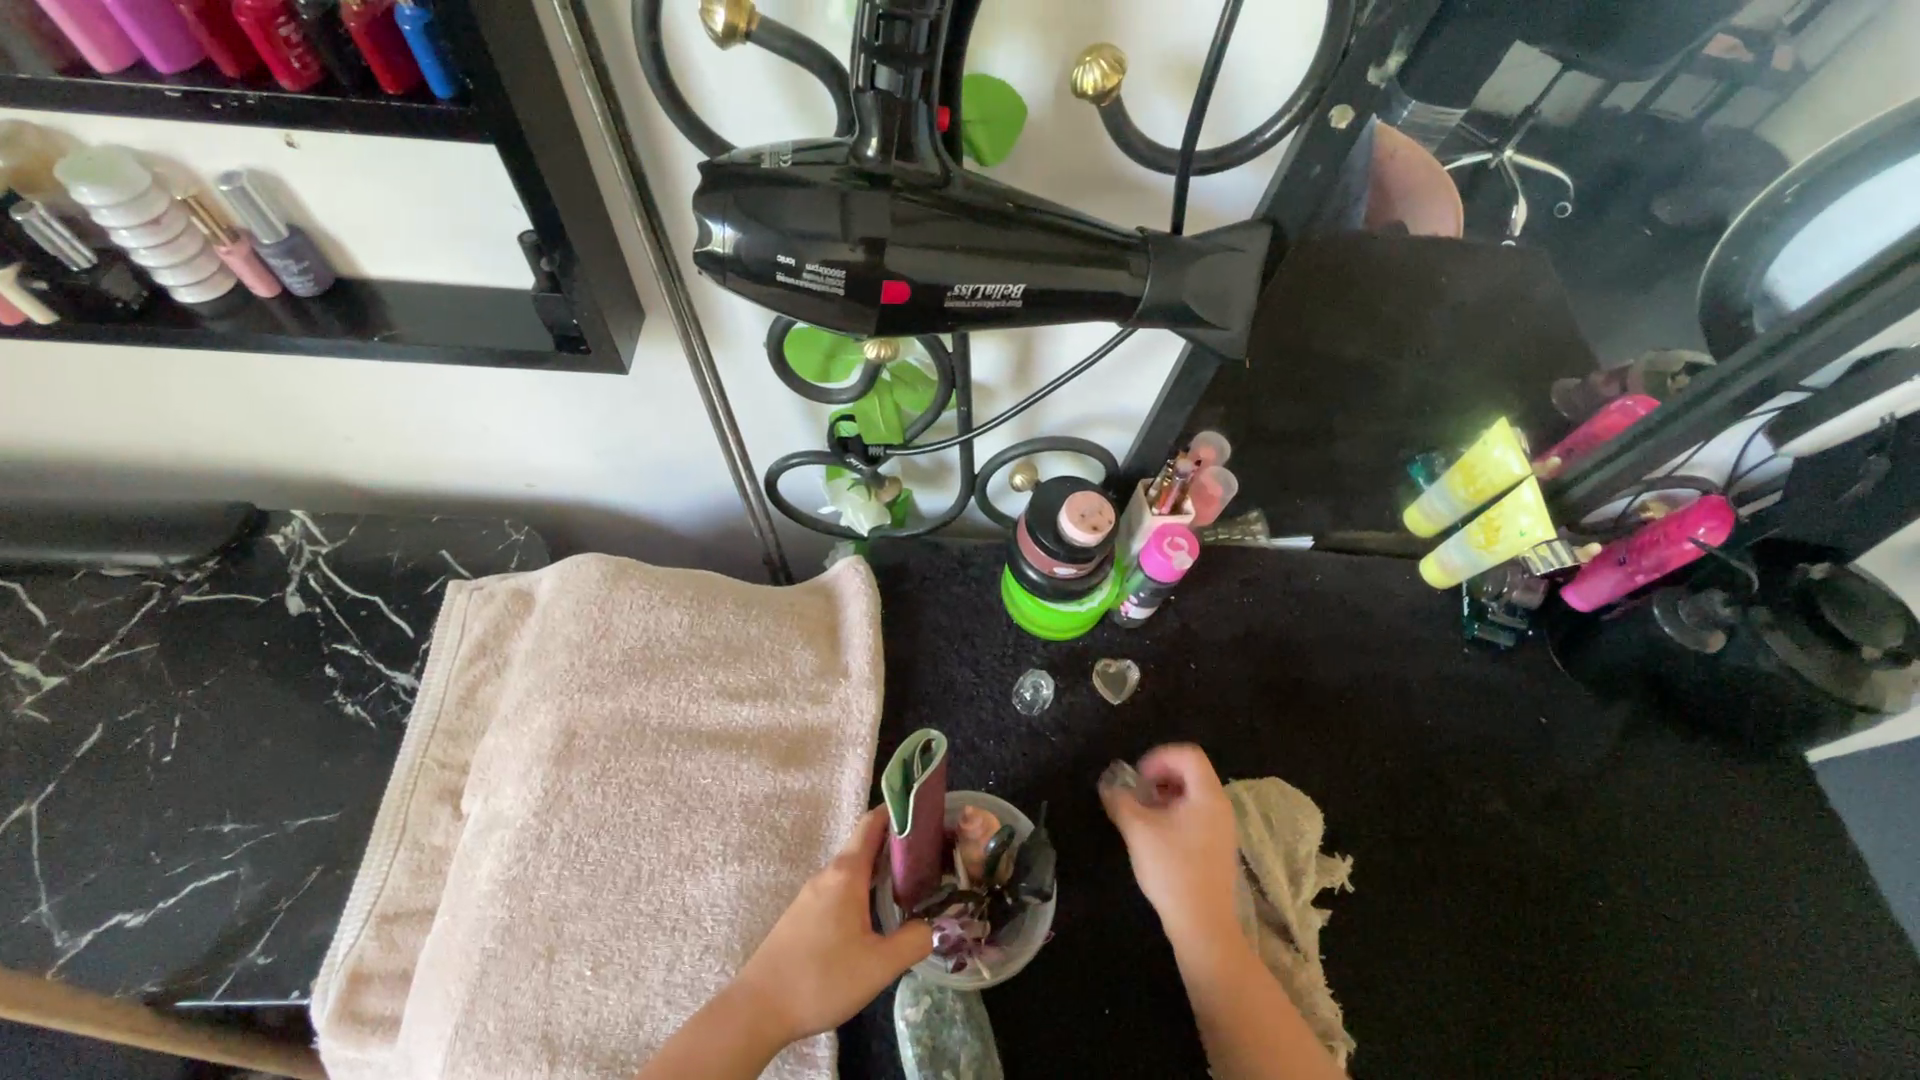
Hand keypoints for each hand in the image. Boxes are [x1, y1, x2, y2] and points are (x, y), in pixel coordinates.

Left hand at [728, 806, 933, 1043]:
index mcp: (846, 874)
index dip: (899, 812)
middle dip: (897, 846)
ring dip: (880, 871)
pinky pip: (839, 890)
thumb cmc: (821, 979)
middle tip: (932, 857)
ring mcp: (810, 896)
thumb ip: (915, 941)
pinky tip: (876, 915)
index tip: (927, 815)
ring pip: (851, 871)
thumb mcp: (879, 966)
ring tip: (912, 885)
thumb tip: (935, 926)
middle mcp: (827, 876)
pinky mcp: (802, 916)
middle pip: (864, 846)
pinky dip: (863, 890)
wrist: (758, 1009)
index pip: (872, 823)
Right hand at [1100, 744, 1241, 948]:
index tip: (1137, 778)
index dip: (1159, 758)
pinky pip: (1196, 816)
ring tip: (1142, 817)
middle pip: (1191, 773)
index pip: (1188, 754)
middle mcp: (1220, 807)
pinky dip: (1174, 815)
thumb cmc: (1172, 869)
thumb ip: (1120, 801)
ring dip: (1164, 797)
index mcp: (1208, 796)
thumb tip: (1109, 787)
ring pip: (1192, 796)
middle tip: (1137, 795)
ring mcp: (1223, 829)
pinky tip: (1156, 838)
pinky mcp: (1218, 848)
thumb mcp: (1137, 830)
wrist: (1203, 923)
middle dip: (1159, 777)